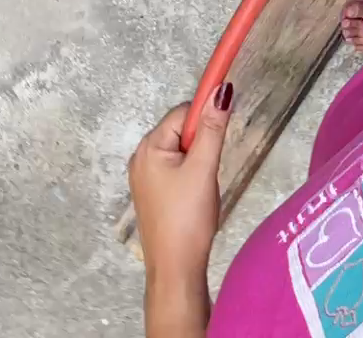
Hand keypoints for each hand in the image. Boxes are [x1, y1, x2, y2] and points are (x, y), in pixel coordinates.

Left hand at [129, 85, 232, 280]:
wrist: (176, 271)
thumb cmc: (188, 218)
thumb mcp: (203, 168)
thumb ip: (213, 128)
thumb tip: (220, 90)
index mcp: (148, 147)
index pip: (182, 113)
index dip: (205, 120)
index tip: (221, 135)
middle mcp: (140, 156)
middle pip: (180, 129)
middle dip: (201, 142)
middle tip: (209, 169)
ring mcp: (144, 176)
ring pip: (179, 149)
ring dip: (197, 158)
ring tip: (203, 185)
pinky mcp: (151, 192)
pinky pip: (174, 166)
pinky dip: (189, 172)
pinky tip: (196, 194)